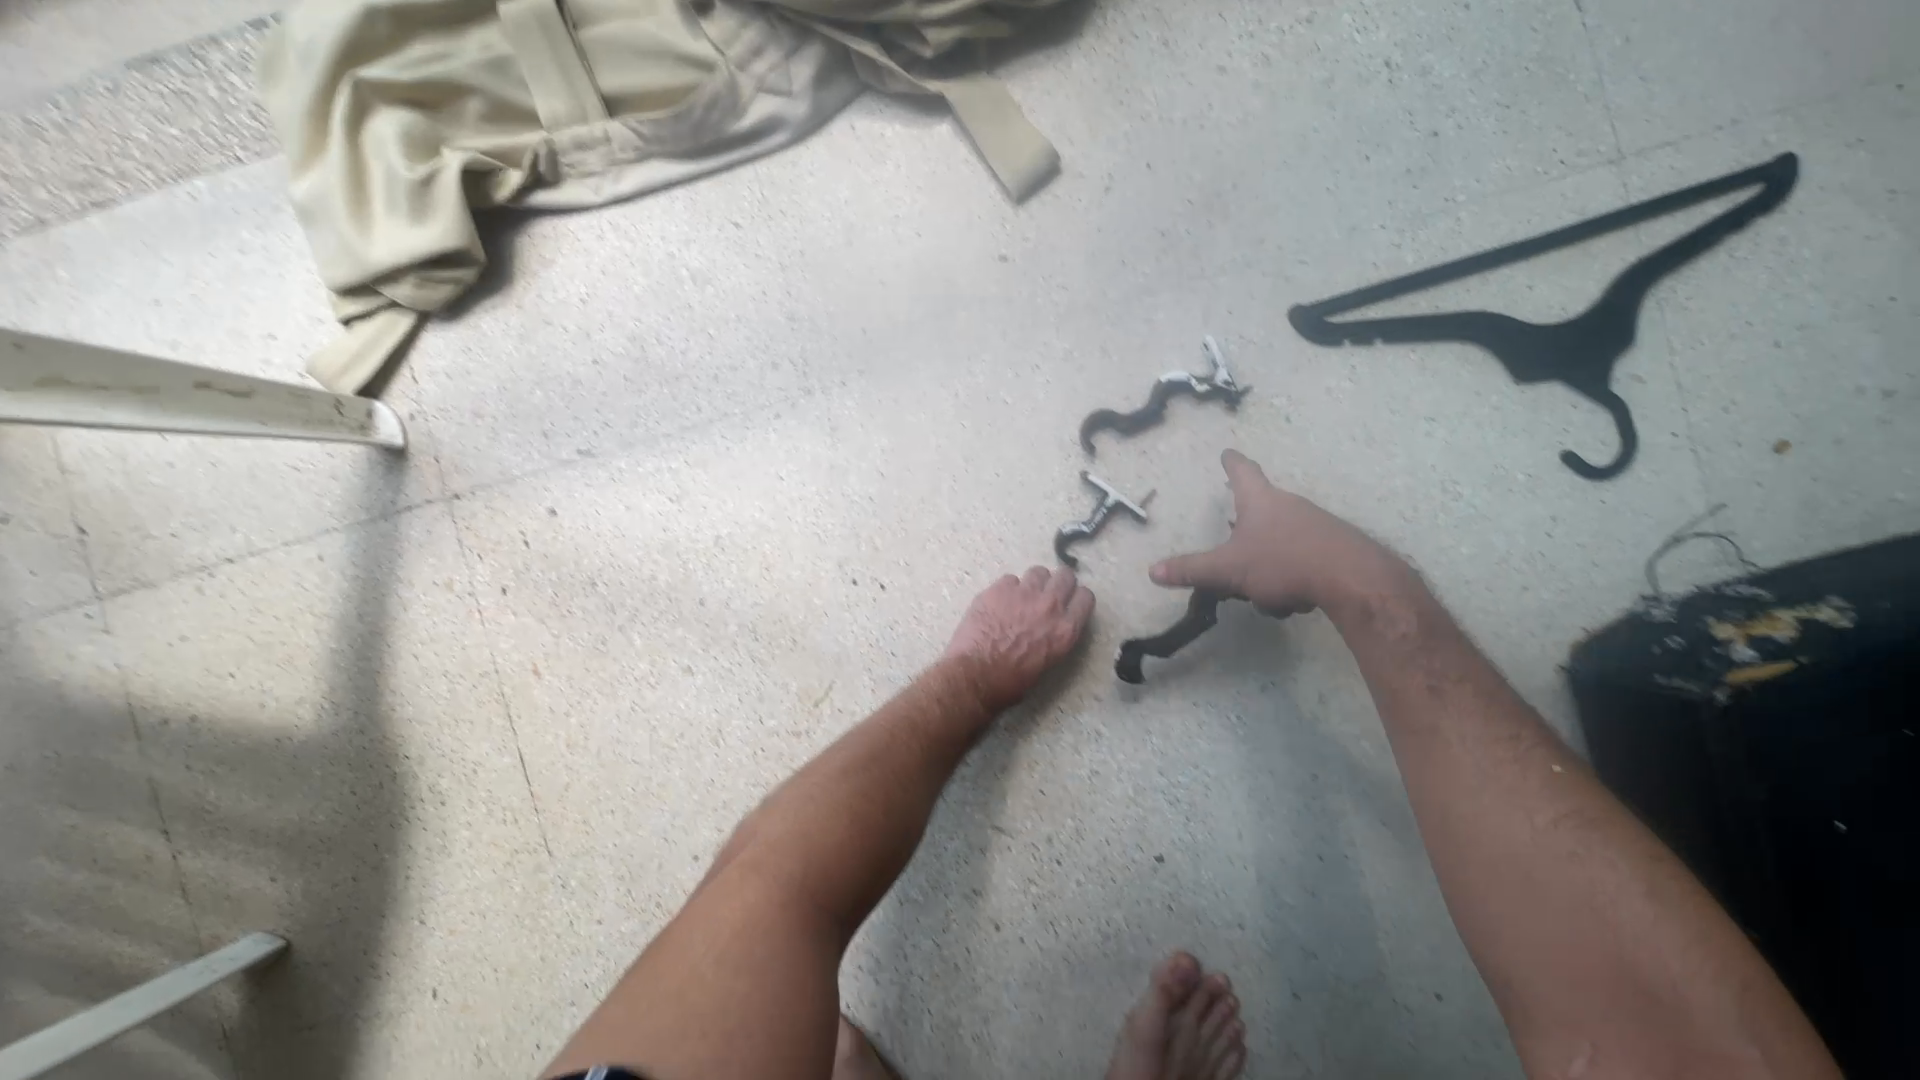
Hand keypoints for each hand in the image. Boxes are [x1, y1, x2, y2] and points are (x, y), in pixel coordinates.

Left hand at [943, 565, 1094, 708]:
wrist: (976, 674)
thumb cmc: (1011, 680)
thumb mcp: (1048, 662)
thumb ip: (1055, 638)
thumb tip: (1049, 630)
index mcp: (1066, 629)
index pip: (1086, 598)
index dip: (1077, 598)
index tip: (1070, 602)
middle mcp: (1050, 606)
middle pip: (1065, 576)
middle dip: (1059, 582)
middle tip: (1048, 593)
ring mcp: (1024, 593)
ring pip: (1038, 571)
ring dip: (1034, 582)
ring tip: (1022, 595)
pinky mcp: (999, 588)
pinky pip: (1010, 579)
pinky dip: (1007, 589)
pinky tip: (998, 602)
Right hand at [1150, 450, 1411, 615]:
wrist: (1352, 579)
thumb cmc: (1283, 562)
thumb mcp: (1229, 570)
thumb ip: (1192, 570)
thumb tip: (1152, 572)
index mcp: (1261, 501)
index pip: (1243, 472)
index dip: (1232, 463)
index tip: (1228, 453)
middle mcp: (1290, 505)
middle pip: (1263, 509)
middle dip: (1247, 530)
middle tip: (1236, 547)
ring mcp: (1317, 524)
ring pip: (1283, 539)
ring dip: (1270, 562)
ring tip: (1269, 594)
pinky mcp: (1336, 546)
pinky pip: (1305, 556)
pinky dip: (1294, 575)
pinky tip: (1297, 598)